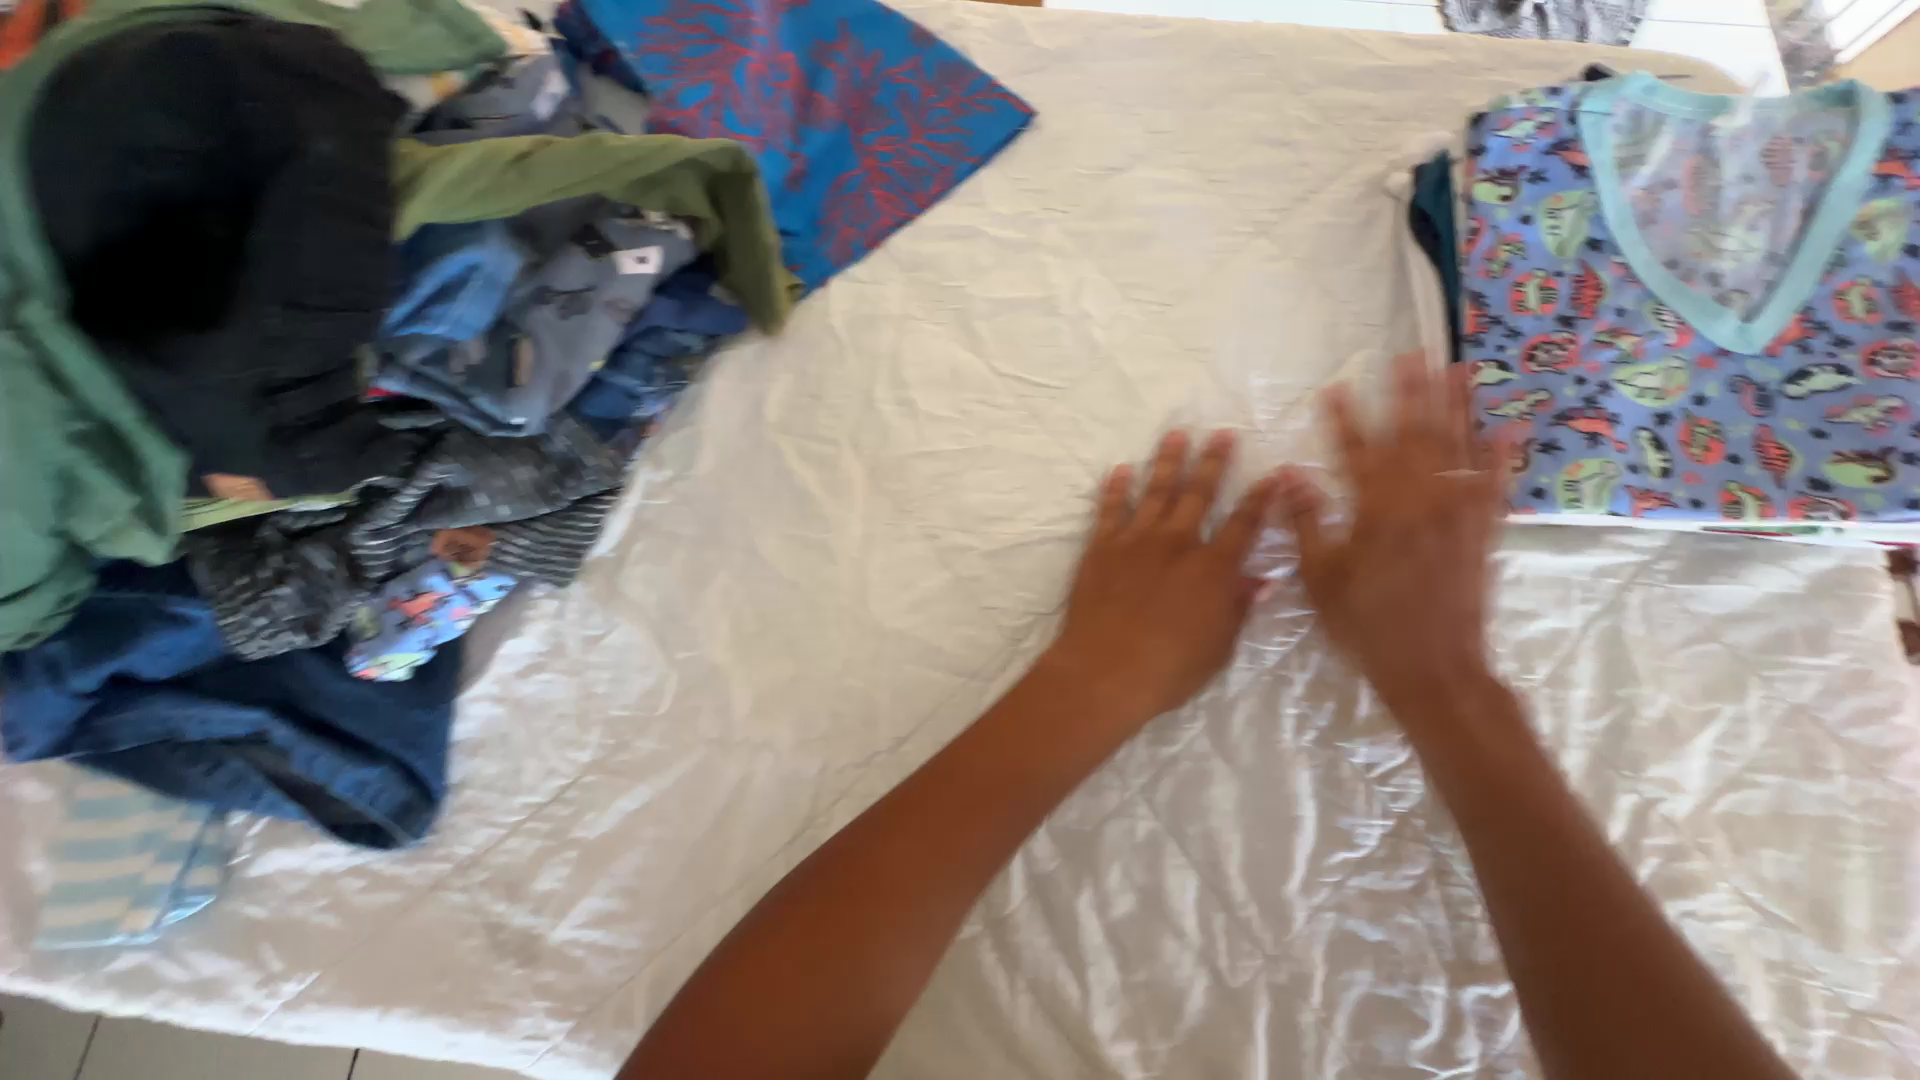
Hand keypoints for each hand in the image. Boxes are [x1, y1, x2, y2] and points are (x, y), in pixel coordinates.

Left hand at [1046, 430, 1281, 725]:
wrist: (1105, 670)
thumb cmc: (1170, 669)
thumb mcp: (1219, 645)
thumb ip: (1239, 607)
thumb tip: (1263, 580)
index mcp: (1213, 568)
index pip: (1245, 523)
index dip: (1263, 497)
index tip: (1276, 473)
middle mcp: (1177, 543)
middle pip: (1199, 494)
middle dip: (1213, 461)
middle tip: (1221, 433)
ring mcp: (1135, 541)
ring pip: (1155, 491)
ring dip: (1167, 461)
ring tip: (1176, 434)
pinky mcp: (1101, 548)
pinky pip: (1109, 510)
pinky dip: (1116, 488)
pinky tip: (1121, 469)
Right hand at [1274, 352, 1509, 708]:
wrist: (1433, 665)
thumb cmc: (1365, 624)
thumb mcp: (1320, 579)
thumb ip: (1306, 523)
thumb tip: (1290, 475)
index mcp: (1375, 511)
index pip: (1355, 453)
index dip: (1344, 420)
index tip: (1336, 387)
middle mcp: (1420, 501)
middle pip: (1413, 436)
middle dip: (1409, 393)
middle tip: (1410, 353)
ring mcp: (1457, 514)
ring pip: (1457, 448)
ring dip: (1456, 407)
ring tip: (1458, 368)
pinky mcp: (1482, 532)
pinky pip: (1495, 485)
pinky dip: (1501, 455)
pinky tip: (1507, 428)